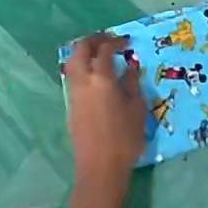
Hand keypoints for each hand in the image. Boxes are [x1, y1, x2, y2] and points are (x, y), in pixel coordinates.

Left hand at [63, 32, 145, 194]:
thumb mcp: (137, 109)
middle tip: (108, 40)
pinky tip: (93, 72)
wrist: (100, 168)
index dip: (115, 41)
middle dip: (94, 40)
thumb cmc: (124, 139)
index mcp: (101, 78)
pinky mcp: (70, 103)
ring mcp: (73, 91)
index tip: (126, 41)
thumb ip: (132, 83)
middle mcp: (83, 80)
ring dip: (84, 51)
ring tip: (99, 53)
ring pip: (72, 60)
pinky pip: (72, 74)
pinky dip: (80, 65)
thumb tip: (130, 66)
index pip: (105, 49)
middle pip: (81, 48)